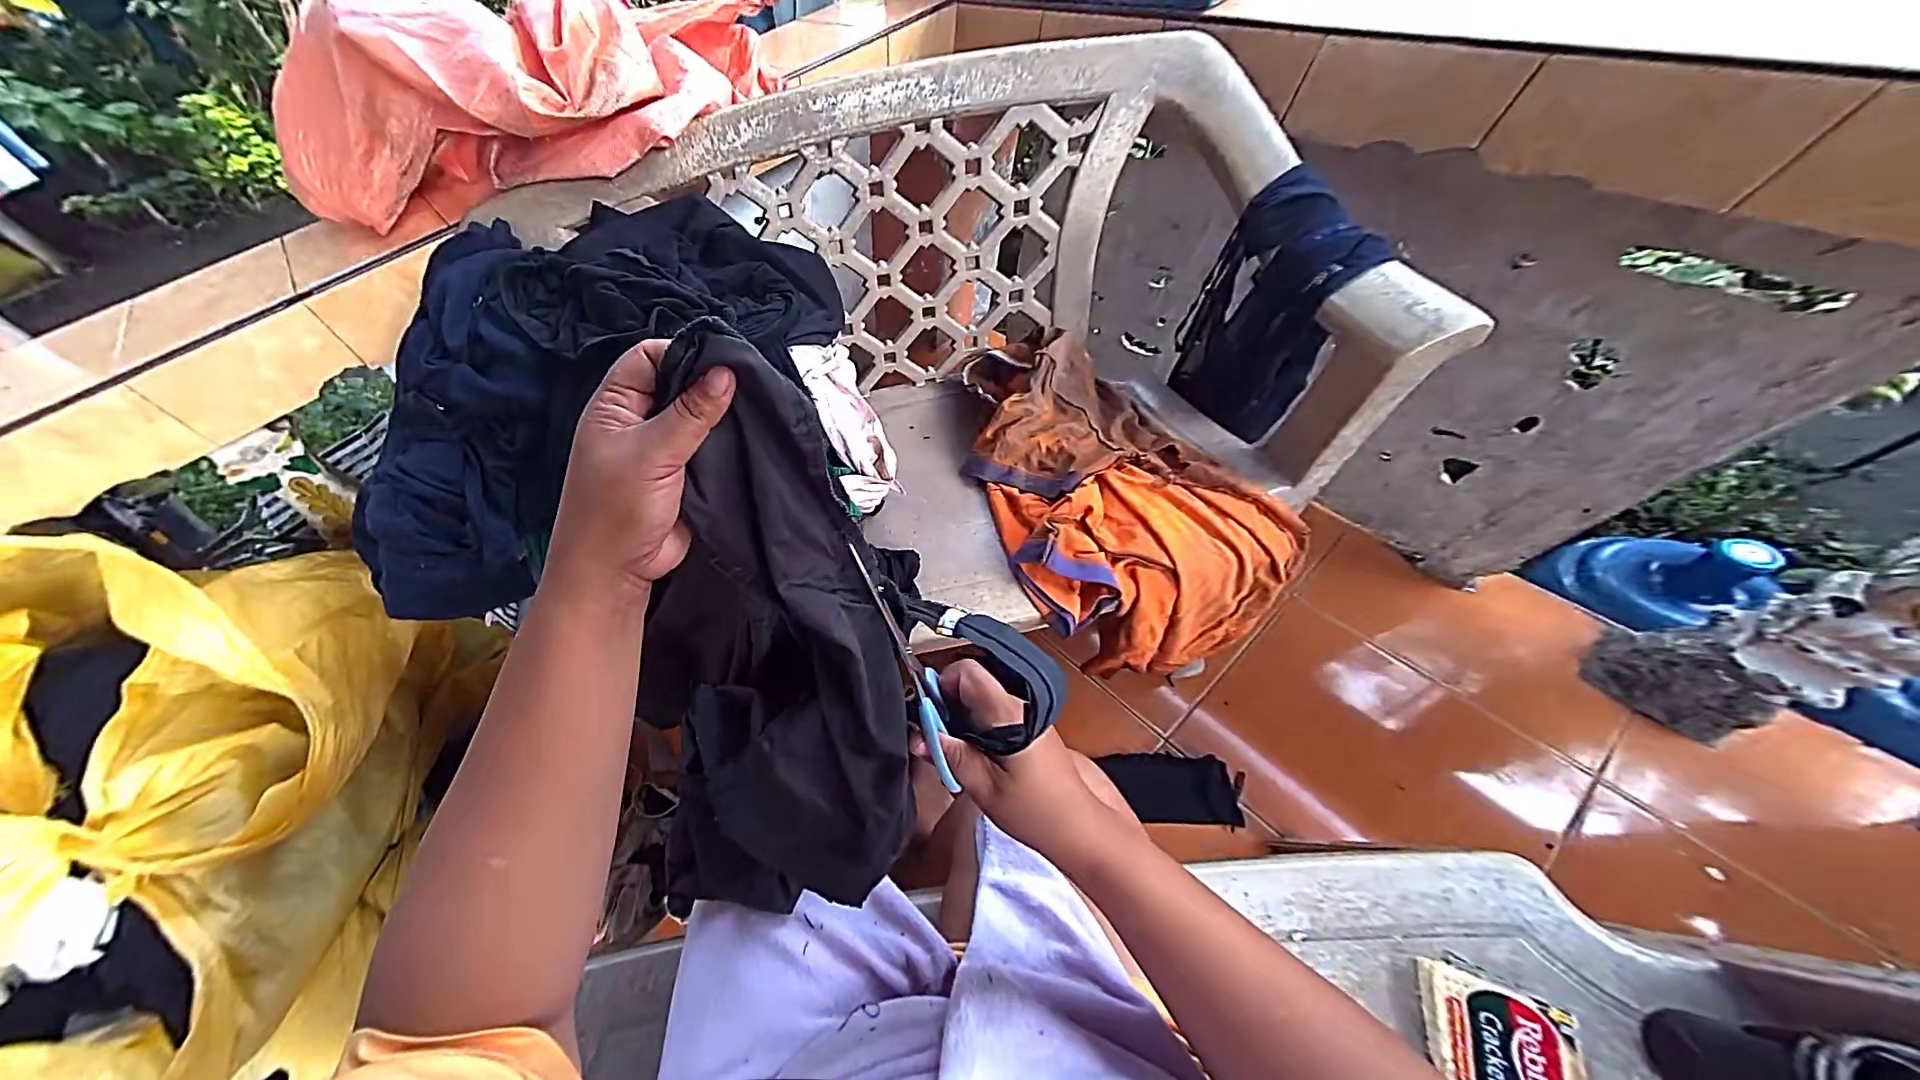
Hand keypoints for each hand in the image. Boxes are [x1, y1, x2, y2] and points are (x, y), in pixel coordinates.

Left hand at [549, 339, 735, 599]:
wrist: (619, 571)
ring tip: (755, 410)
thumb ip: (690, 413)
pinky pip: (712, 448)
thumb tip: (725, 374)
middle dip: (709, 384)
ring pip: (698, 417)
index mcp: (615, 406)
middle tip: (747, 384)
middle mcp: (639, 421)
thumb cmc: (613, 512)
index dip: (683, 353)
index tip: (722, 361)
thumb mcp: (652, 454)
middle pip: (678, 384)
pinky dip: (729, 443)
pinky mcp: (688, 473)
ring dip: (722, 417)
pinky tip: (751, 439)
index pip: (648, 357)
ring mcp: (664, 448)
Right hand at [922, 660, 1137, 871]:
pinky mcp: (1028, 724)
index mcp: (1009, 712)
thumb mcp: (983, 788)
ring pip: (980, 695)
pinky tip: (974, 752)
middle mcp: (1020, 704)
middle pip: (972, 680)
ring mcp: (1026, 712)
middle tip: (938, 738)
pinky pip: (993, 709)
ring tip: (956, 750)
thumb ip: (950, 755)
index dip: (942, 686)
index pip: (967, 670)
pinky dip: (976, 723)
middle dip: (947, 703)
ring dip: (961, 715)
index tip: (930, 716)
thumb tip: (919, 734)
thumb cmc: (1035, 812)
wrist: (1077, 826)